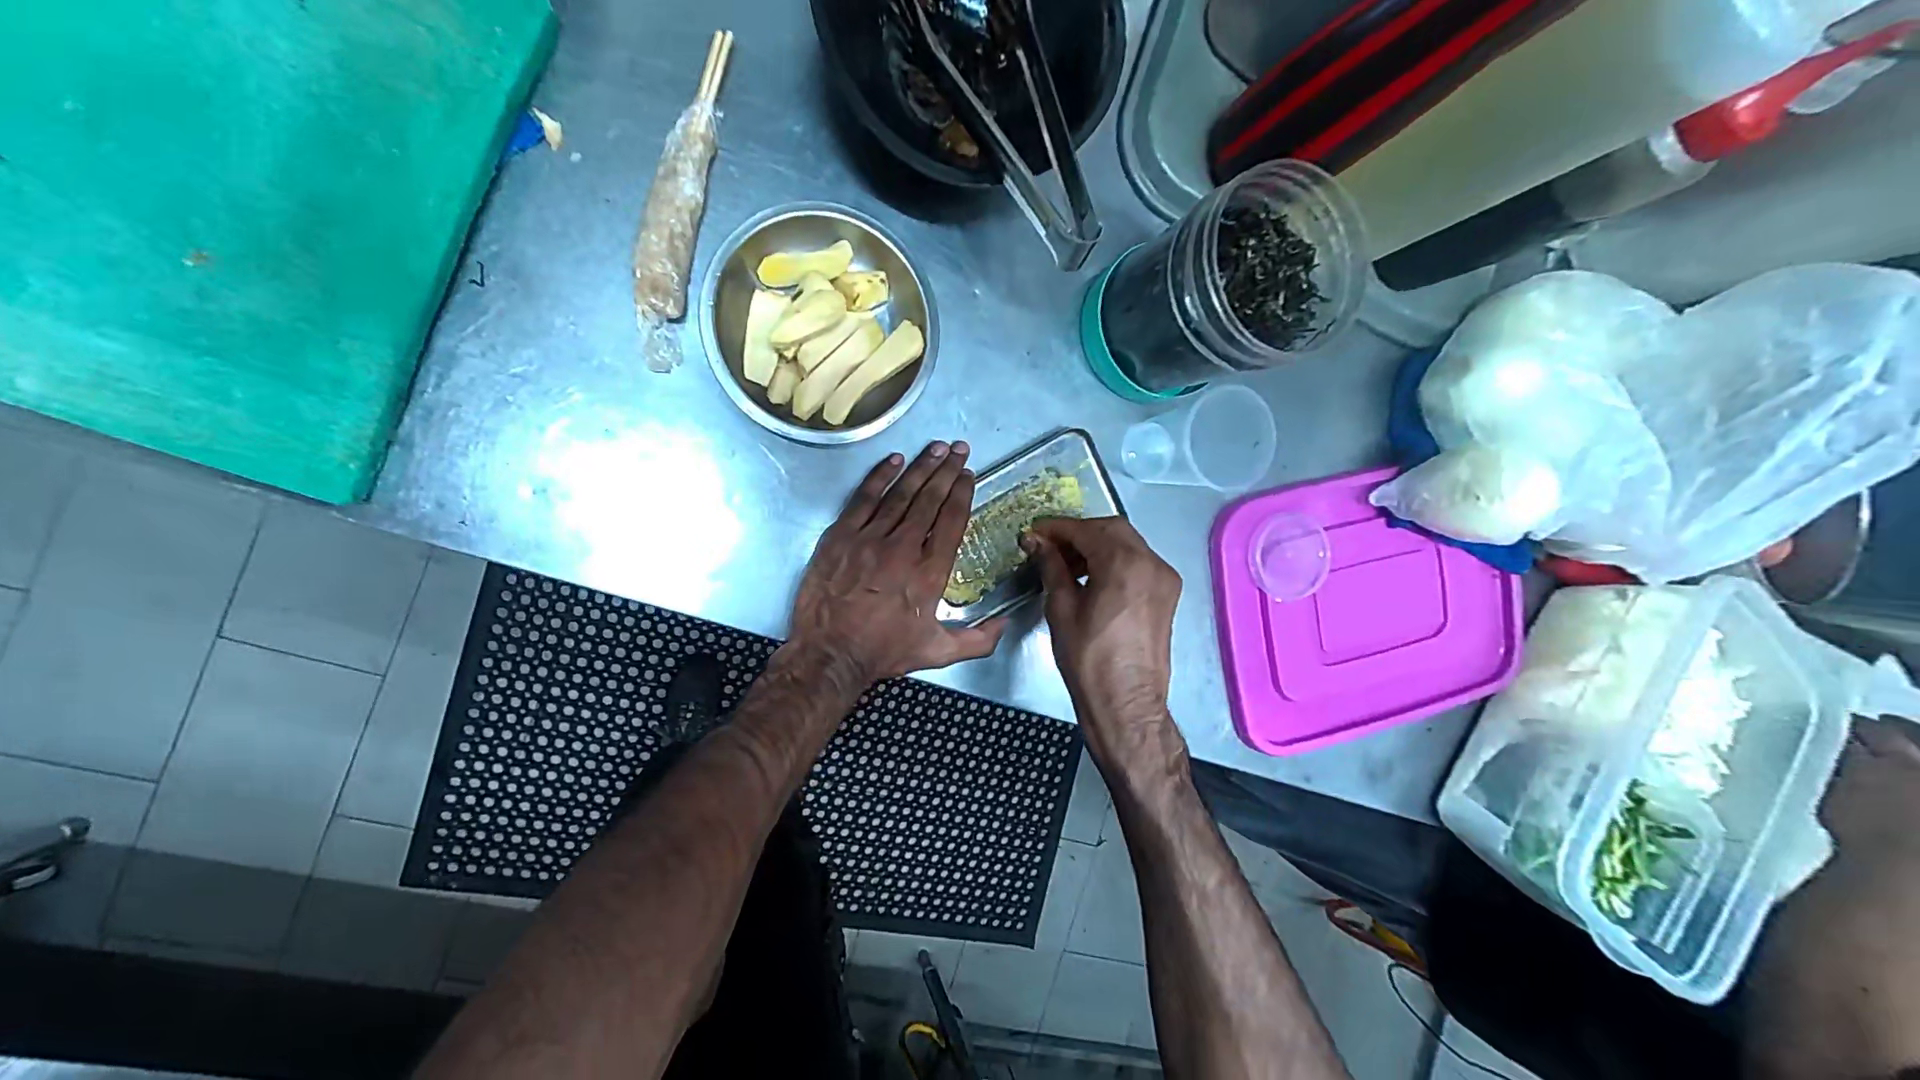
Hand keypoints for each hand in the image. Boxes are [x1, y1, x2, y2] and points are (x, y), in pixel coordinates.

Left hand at [787, 441, 1006, 691]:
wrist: (829, 654)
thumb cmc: (882, 651)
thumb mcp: (937, 653)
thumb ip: (977, 640)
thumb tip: (1006, 625)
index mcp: (929, 572)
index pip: (951, 521)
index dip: (962, 493)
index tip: (968, 475)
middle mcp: (903, 548)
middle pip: (929, 499)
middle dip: (947, 471)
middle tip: (959, 450)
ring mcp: (869, 538)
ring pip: (900, 494)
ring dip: (920, 468)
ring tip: (936, 448)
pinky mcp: (841, 536)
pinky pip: (864, 498)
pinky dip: (879, 477)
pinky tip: (894, 461)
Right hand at [1024, 517, 1185, 779]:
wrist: (1125, 703)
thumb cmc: (1088, 658)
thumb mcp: (1062, 608)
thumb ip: (1052, 566)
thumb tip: (1037, 542)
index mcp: (1125, 563)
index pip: (1087, 529)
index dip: (1057, 528)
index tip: (1034, 533)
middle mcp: (1152, 563)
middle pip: (1112, 529)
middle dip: (1079, 533)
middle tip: (1048, 547)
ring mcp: (1165, 578)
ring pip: (1128, 544)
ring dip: (1097, 545)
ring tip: (1066, 563)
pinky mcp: (1167, 594)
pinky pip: (1138, 563)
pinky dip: (1114, 560)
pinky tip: (1091, 576)